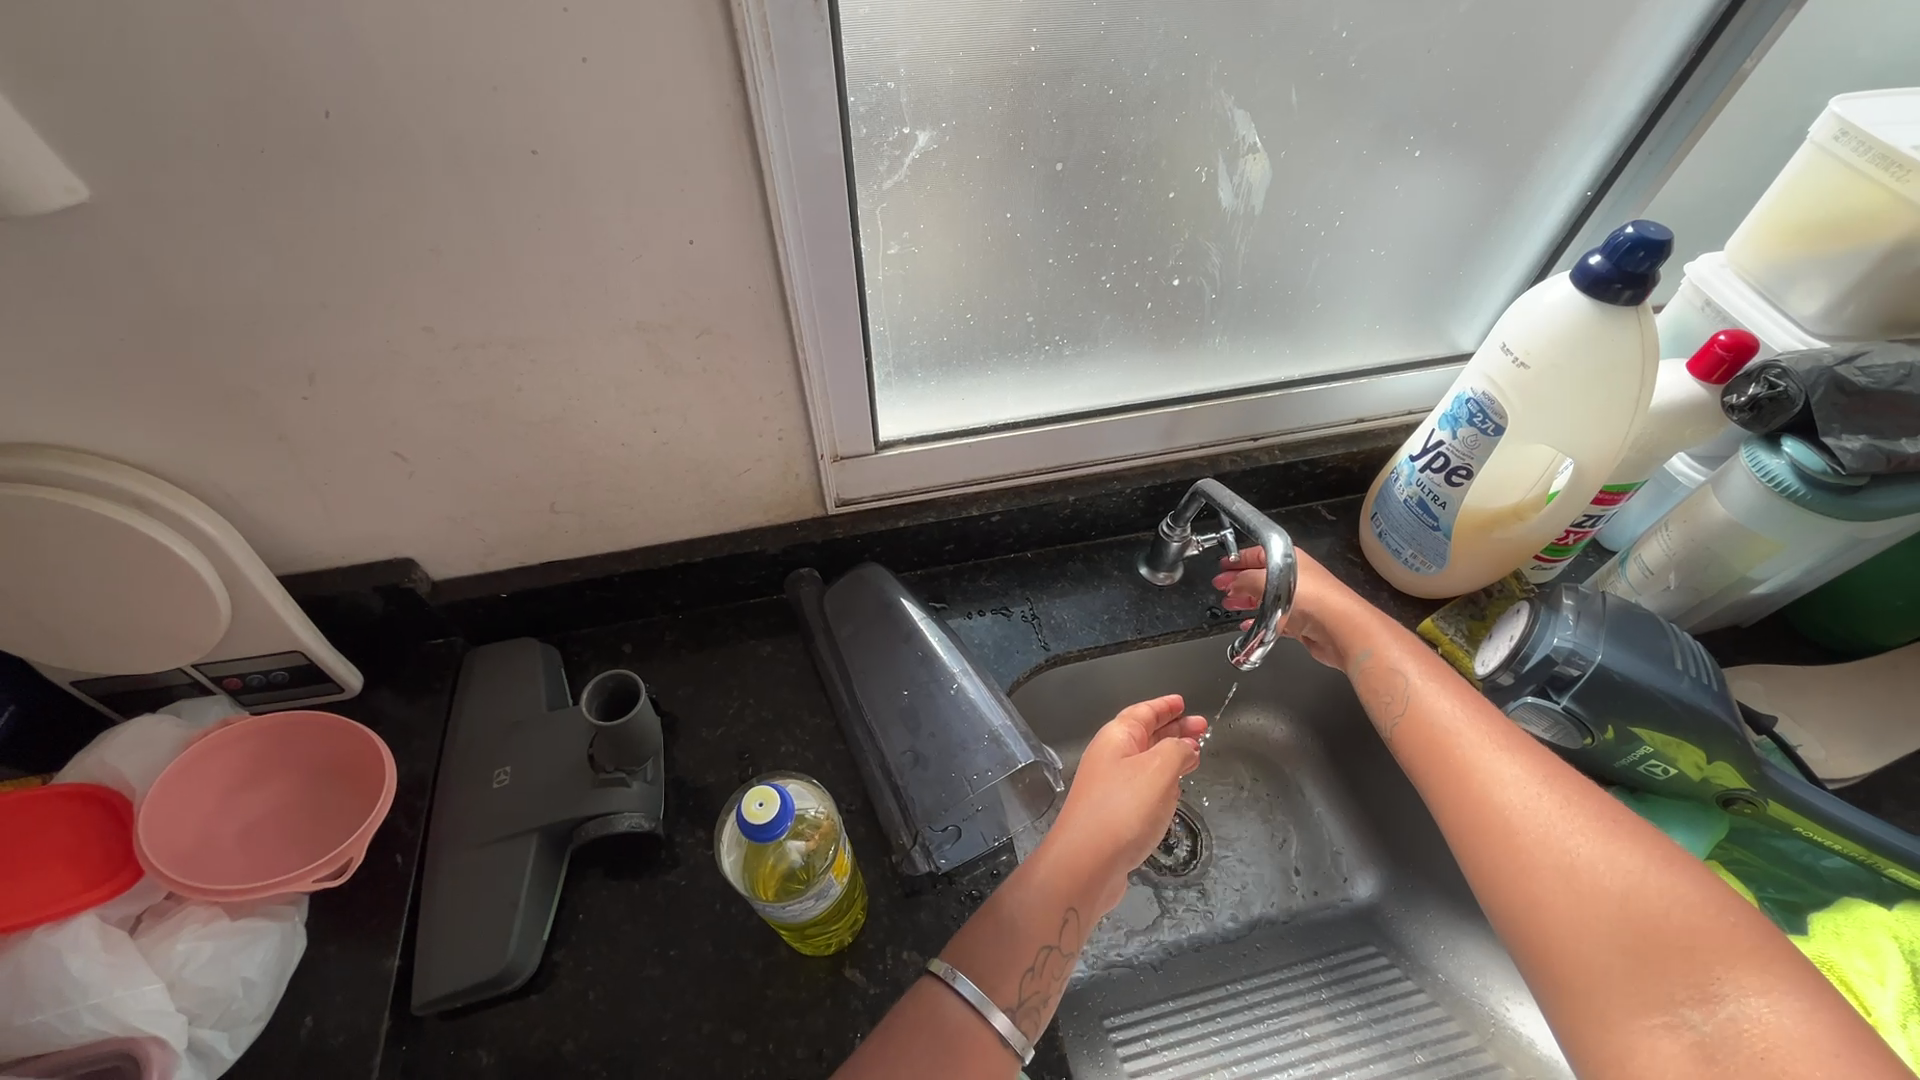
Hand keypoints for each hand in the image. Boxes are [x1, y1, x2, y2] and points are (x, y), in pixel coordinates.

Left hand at [1041, 695, 1205, 914]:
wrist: (1085, 863)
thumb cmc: (1122, 810)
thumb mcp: (1158, 771)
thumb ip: (1177, 751)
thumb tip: (1185, 746)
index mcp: (1116, 738)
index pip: (1143, 712)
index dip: (1164, 706)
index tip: (1182, 702)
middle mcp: (1110, 757)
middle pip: (1145, 735)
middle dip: (1174, 730)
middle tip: (1202, 728)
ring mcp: (1110, 786)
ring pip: (1145, 761)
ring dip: (1170, 756)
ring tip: (1194, 754)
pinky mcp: (1114, 813)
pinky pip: (1143, 787)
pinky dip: (1162, 782)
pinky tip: (1175, 789)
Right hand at [1211, 546, 1353, 667]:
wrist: (1342, 629)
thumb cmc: (1314, 599)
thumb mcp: (1266, 581)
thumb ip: (1243, 580)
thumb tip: (1231, 583)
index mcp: (1289, 559)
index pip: (1257, 554)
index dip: (1237, 560)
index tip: (1222, 567)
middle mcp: (1295, 577)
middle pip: (1259, 576)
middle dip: (1238, 582)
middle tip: (1222, 588)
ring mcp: (1299, 600)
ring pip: (1266, 599)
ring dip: (1246, 602)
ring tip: (1230, 604)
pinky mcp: (1301, 621)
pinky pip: (1274, 619)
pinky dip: (1259, 621)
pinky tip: (1248, 624)